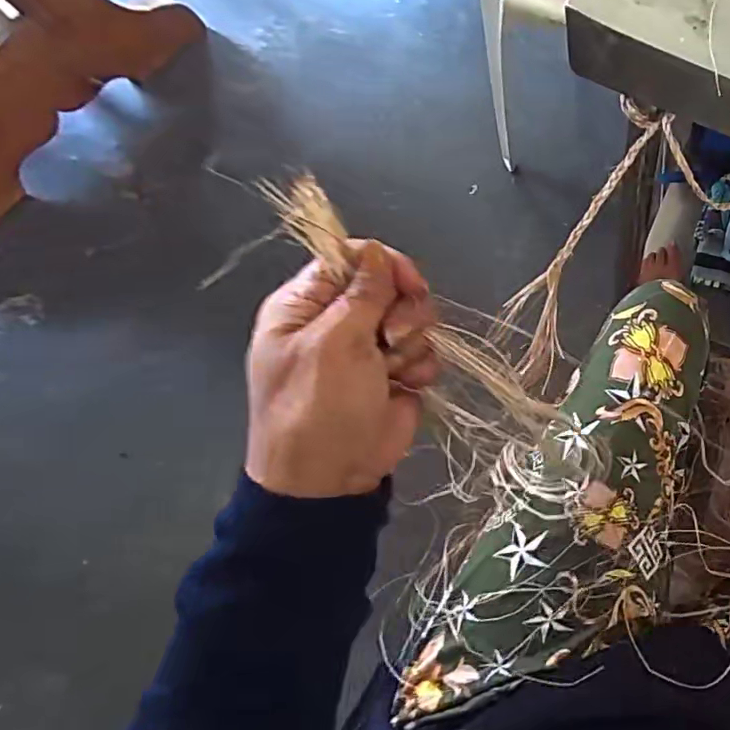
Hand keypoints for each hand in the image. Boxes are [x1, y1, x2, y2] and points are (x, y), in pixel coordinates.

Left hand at [245, 241, 440, 497]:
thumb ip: (362, 292)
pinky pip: (423, 350)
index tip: (406, 282)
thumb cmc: (318, 406)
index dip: (383, 264)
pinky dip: (420, 365)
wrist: (330, 479)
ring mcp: (370, 347)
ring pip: (413, 317)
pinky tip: (407, 384)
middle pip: (389, 284)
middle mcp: (339, 320)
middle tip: (391, 337)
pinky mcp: (396, 373)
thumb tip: (376, 249)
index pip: (350, 258)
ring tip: (394, 368)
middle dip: (401, 308)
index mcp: (306, 304)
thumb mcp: (334, 343)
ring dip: (412, 341)